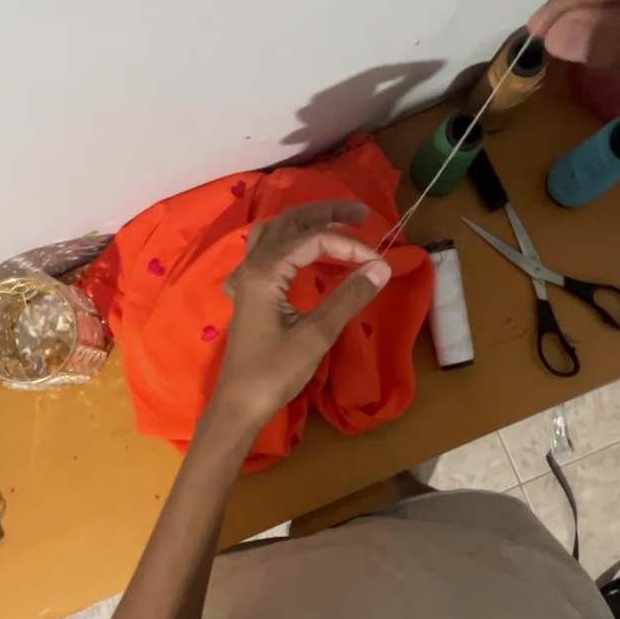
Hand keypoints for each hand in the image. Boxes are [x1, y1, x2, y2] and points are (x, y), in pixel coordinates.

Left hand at [203, 202, 391, 441]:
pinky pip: (263, 253)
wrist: (238, 404)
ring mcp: (246, 280)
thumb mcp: (316, 335)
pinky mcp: (247, 295)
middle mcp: (252, 267)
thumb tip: (381, 268)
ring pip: (274, 233)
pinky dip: (286, 243)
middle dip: (326, 214)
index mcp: (265, 271)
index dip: (349, 245)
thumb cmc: (274, 373)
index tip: (378, 262)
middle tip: (362, 215)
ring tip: (334, 226)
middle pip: (290, 222)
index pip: (314, 239)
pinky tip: (296, 255)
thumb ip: (348, 298)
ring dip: (304, 224)